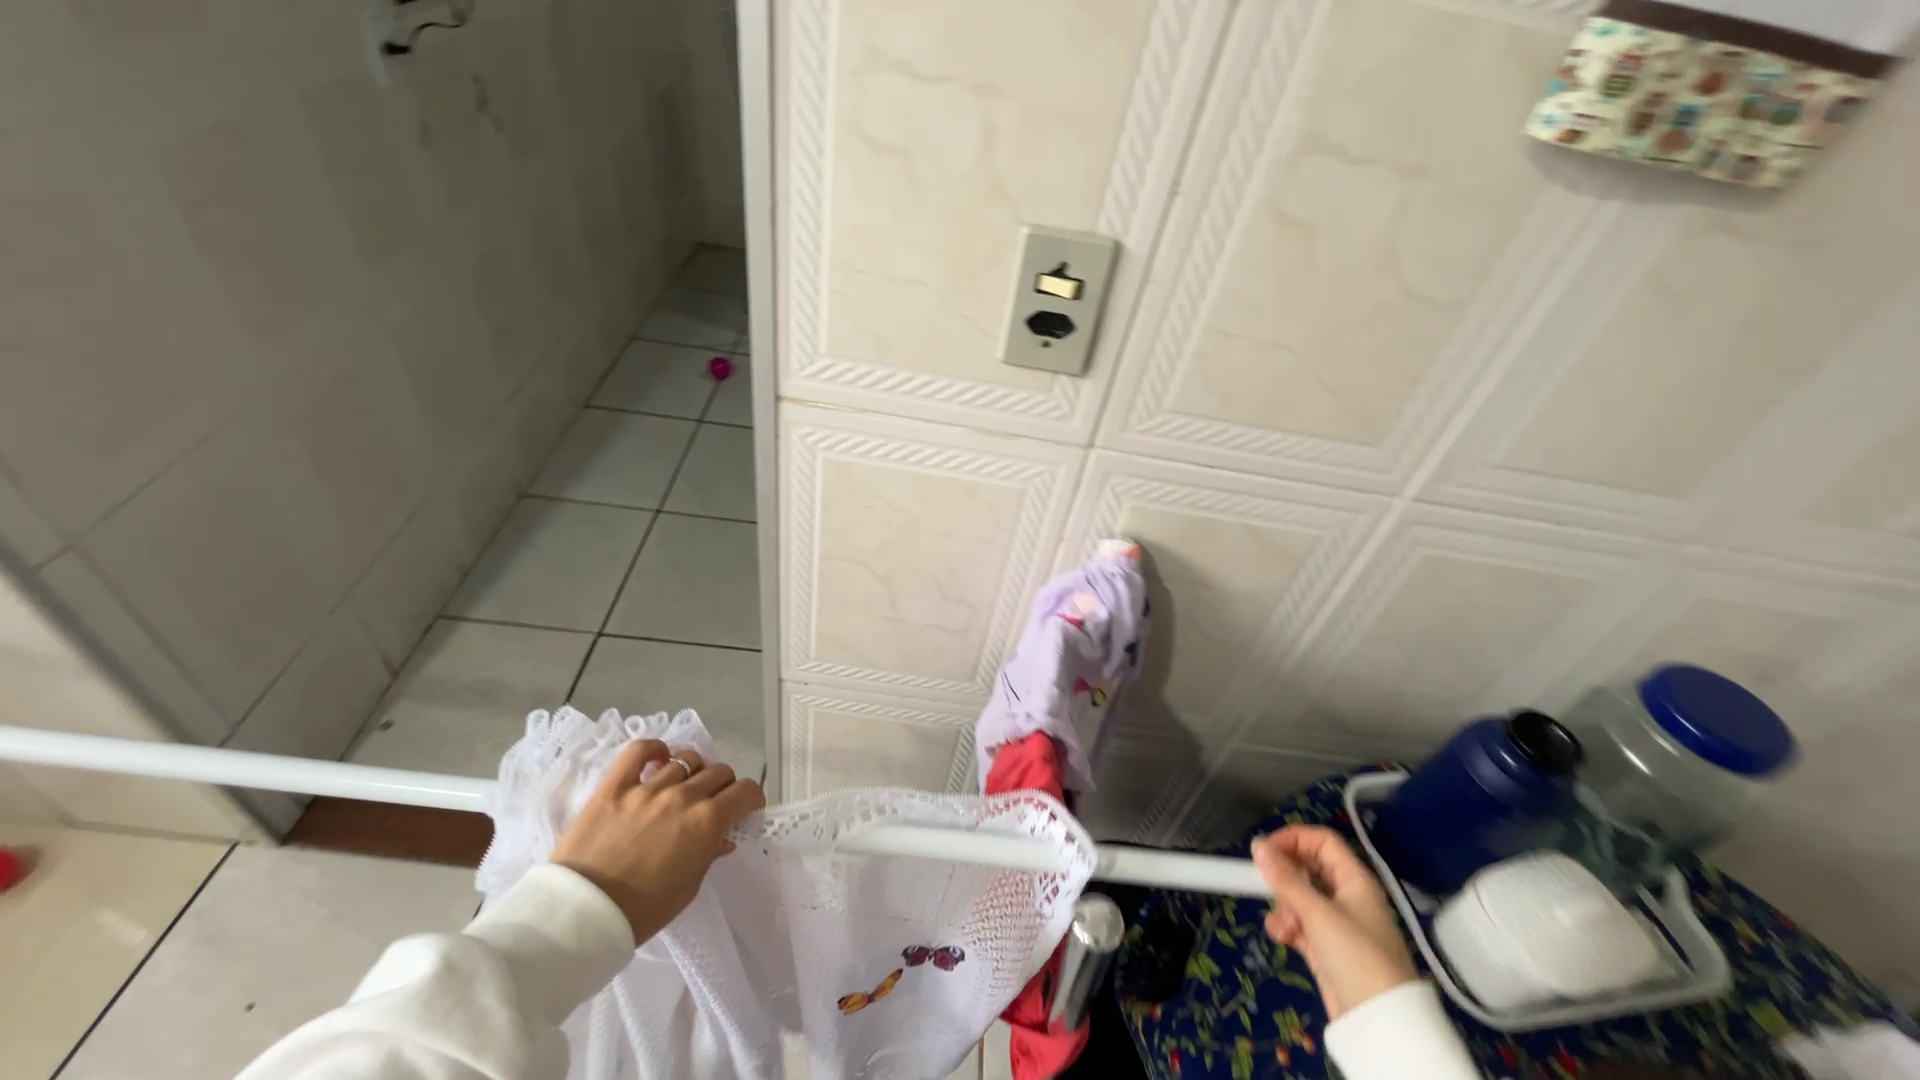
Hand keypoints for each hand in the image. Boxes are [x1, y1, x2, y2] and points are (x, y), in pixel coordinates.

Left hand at [550, 740, 765, 944]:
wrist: (583, 914)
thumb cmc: (642, 910)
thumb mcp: (688, 888)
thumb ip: (708, 855)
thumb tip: (722, 838)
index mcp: (707, 822)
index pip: (744, 792)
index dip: (751, 798)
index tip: (747, 807)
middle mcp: (683, 797)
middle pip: (718, 772)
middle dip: (725, 785)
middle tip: (715, 800)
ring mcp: (647, 788)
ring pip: (685, 759)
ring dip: (694, 770)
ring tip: (686, 783)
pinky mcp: (614, 786)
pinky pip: (638, 751)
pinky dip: (653, 749)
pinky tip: (658, 758)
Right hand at [1253, 825, 1417, 1019]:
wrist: (1378, 1020)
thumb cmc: (1355, 956)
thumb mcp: (1318, 914)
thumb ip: (1286, 880)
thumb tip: (1258, 846)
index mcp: (1355, 880)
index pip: (1322, 842)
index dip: (1293, 839)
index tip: (1264, 850)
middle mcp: (1347, 896)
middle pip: (1308, 868)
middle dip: (1284, 877)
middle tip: (1264, 886)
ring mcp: (1337, 922)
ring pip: (1300, 898)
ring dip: (1284, 907)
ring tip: (1282, 926)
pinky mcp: (1326, 946)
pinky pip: (1299, 923)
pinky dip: (1287, 927)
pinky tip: (1282, 937)